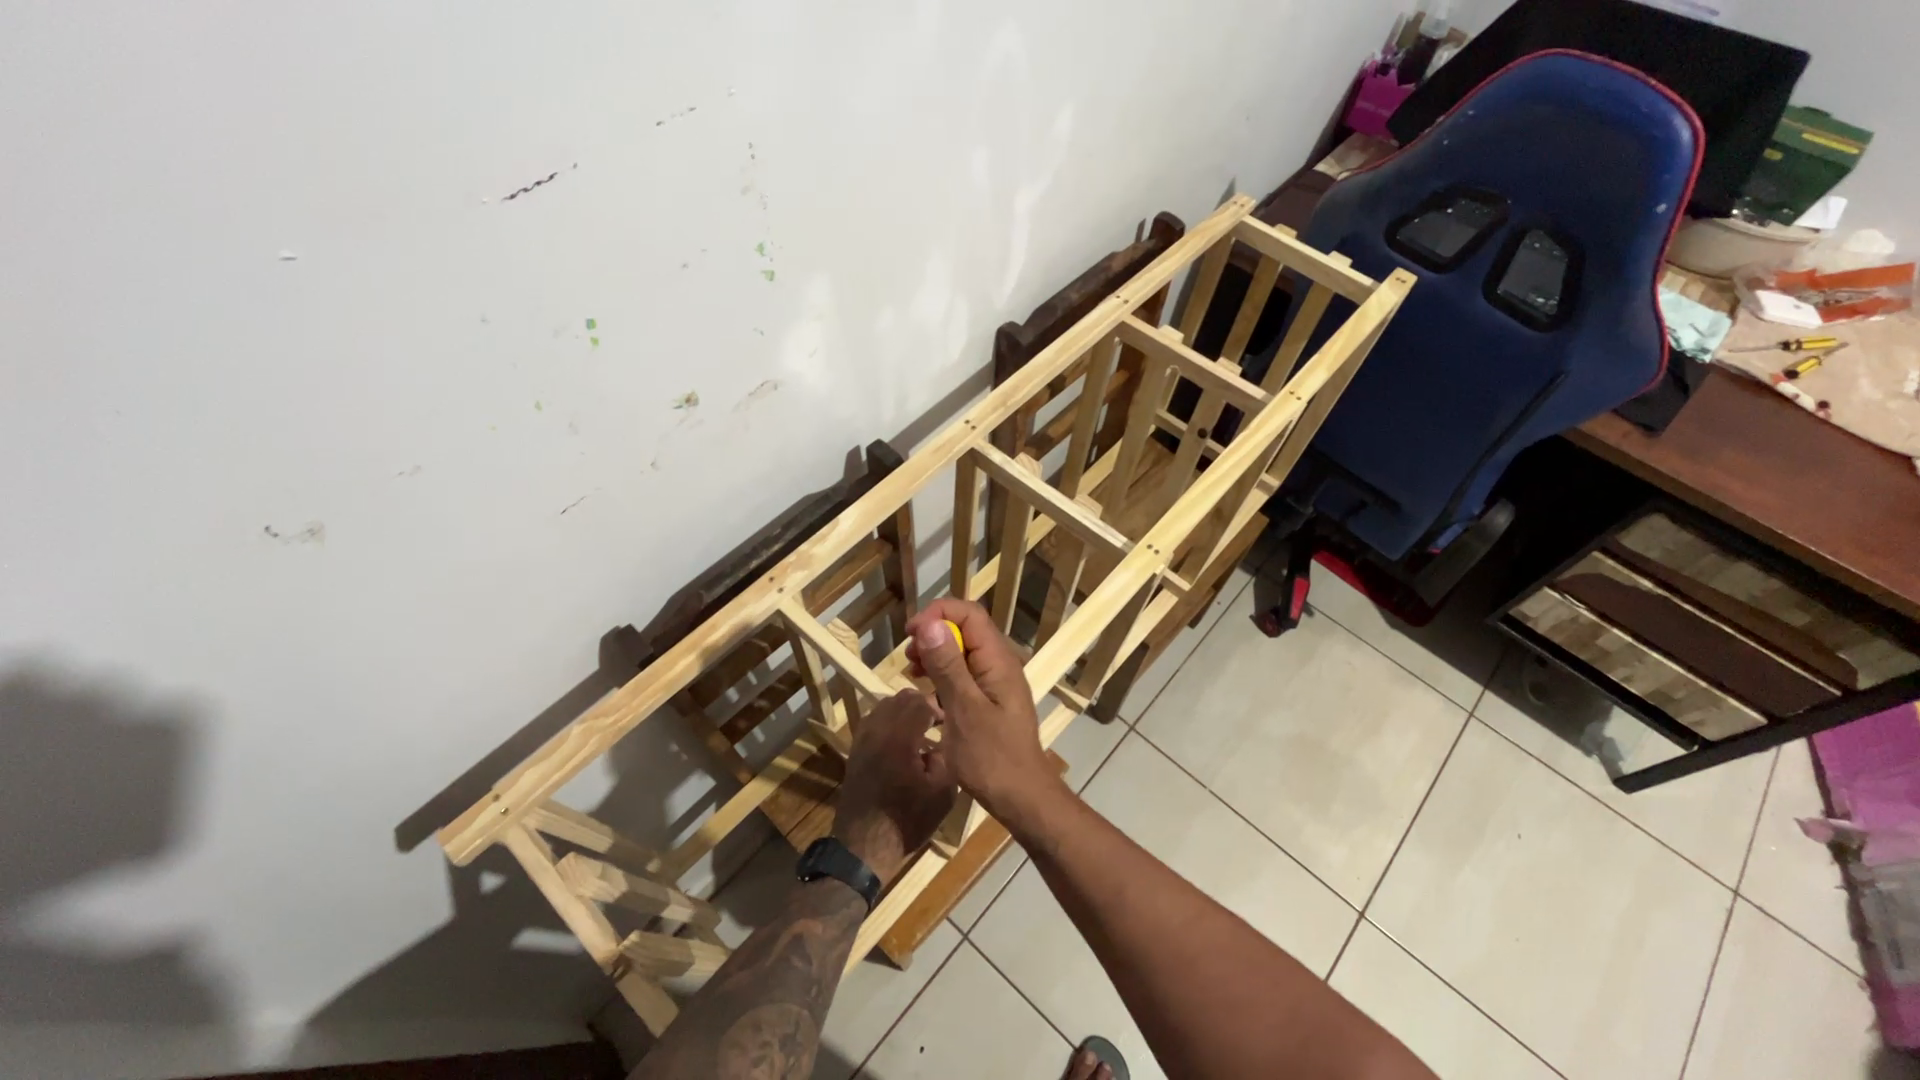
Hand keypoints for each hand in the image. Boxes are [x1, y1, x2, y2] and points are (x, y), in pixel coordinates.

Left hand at [832, 690, 954, 882]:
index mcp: (900, 737)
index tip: (948, 721)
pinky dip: (887, 722)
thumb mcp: (942, 793)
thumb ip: (945, 759)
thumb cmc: (908, 820)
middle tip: (936, 722)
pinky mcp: (855, 751)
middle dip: (920, 704)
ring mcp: (862, 740)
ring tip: (918, 730)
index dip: (938, 707)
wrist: (865, 845)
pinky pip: (872, 722)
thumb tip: (939, 744)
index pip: (920, 702)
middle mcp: (878, 731)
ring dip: (902, 711)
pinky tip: (899, 742)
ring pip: (883, 707)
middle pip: (899, 699)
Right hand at [904, 598, 1059, 825]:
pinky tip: (928, 694)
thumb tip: (929, 624)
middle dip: (933, 635)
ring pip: (963, 652)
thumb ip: (947, 665)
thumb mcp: (962, 709)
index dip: (937, 614)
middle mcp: (1000, 664)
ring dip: (935, 656)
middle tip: (908, 660)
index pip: (969, 613)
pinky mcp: (990, 701)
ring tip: (913, 674)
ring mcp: (996, 683)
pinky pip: (965, 675)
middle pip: (966, 629)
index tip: (910, 635)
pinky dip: (943, 676)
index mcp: (998, 660)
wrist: (1021, 797)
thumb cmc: (991, 756)